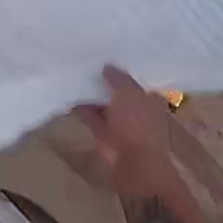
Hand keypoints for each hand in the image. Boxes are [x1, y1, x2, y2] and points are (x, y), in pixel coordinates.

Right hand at [76, 65, 177, 195]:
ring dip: (92, 97)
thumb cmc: (137, 124)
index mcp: (151, 99)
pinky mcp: (106, 137)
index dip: (124, 71)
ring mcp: (122, 125)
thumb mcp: (129, 93)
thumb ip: (118, 78)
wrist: (134, 165)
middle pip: (120, 93)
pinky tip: (71, 100)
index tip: (108, 57)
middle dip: (106, 83)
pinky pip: (93, 119)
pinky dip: (83, 111)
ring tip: (75, 79)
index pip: (137, 81)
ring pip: (105, 106)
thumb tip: (107, 66)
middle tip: (88, 65)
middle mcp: (138, 111)